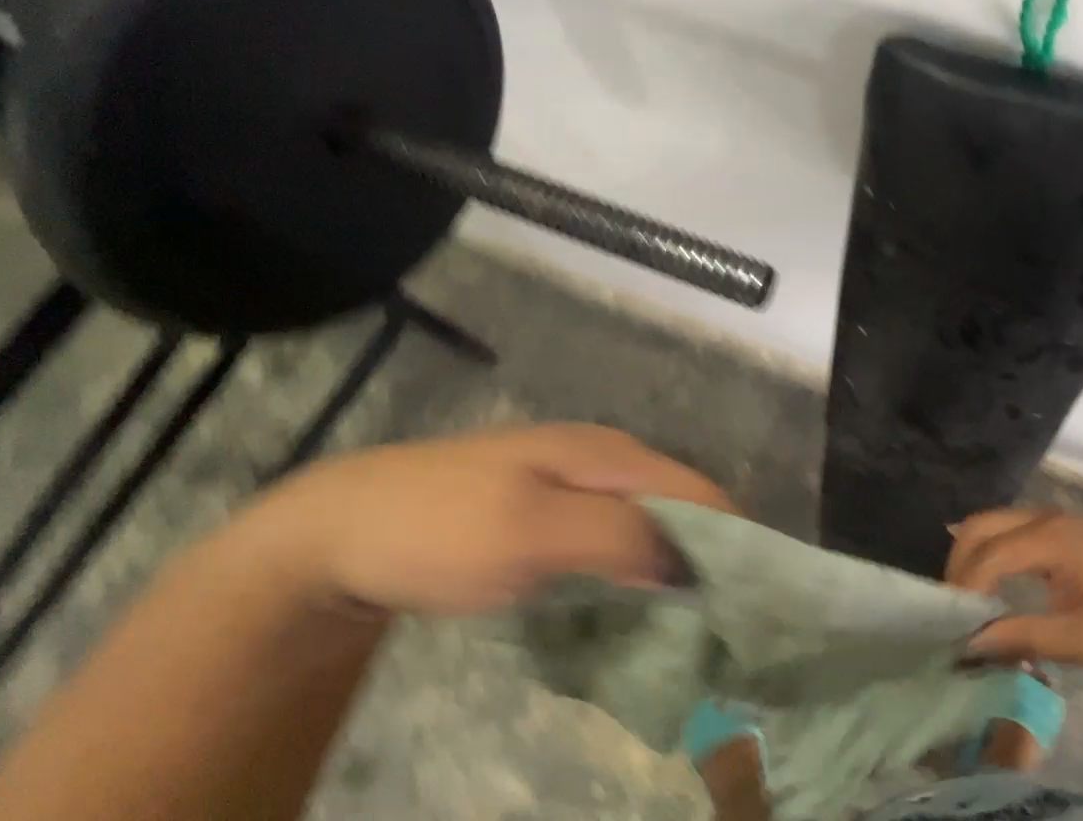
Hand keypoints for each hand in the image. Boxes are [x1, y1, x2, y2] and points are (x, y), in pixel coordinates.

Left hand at [240, 423, 735, 616]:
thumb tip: (691, 562)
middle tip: (719, 626)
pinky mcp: (547, 509)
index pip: (702, 492)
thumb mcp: (532, 533)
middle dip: (709, 558)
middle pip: (683, 505)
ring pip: (651, 522)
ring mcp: (573, 482)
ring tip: (685, 625)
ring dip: (673, 568)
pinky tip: (628, 606)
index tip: (748, 607)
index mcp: (610, 455)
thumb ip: (619, 536)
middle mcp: (604, 460)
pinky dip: (635, 570)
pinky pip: (615, 537)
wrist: (334, 533)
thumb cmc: (440, 530)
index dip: (734, 542)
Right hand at [946, 508, 1082, 670]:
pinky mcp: (1060, 529)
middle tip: (948, 608)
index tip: (950, 625)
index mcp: (1053, 538)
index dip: (964, 587)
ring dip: (972, 554)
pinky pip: (1009, 529)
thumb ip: (1021, 636)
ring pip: (993, 522)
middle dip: (958, 562)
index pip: (990, 554)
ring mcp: (1055, 519)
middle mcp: (1048, 518)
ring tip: (962, 599)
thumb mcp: (1078, 641)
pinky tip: (987, 584)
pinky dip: (990, 551)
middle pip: (982, 525)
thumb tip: (968, 643)